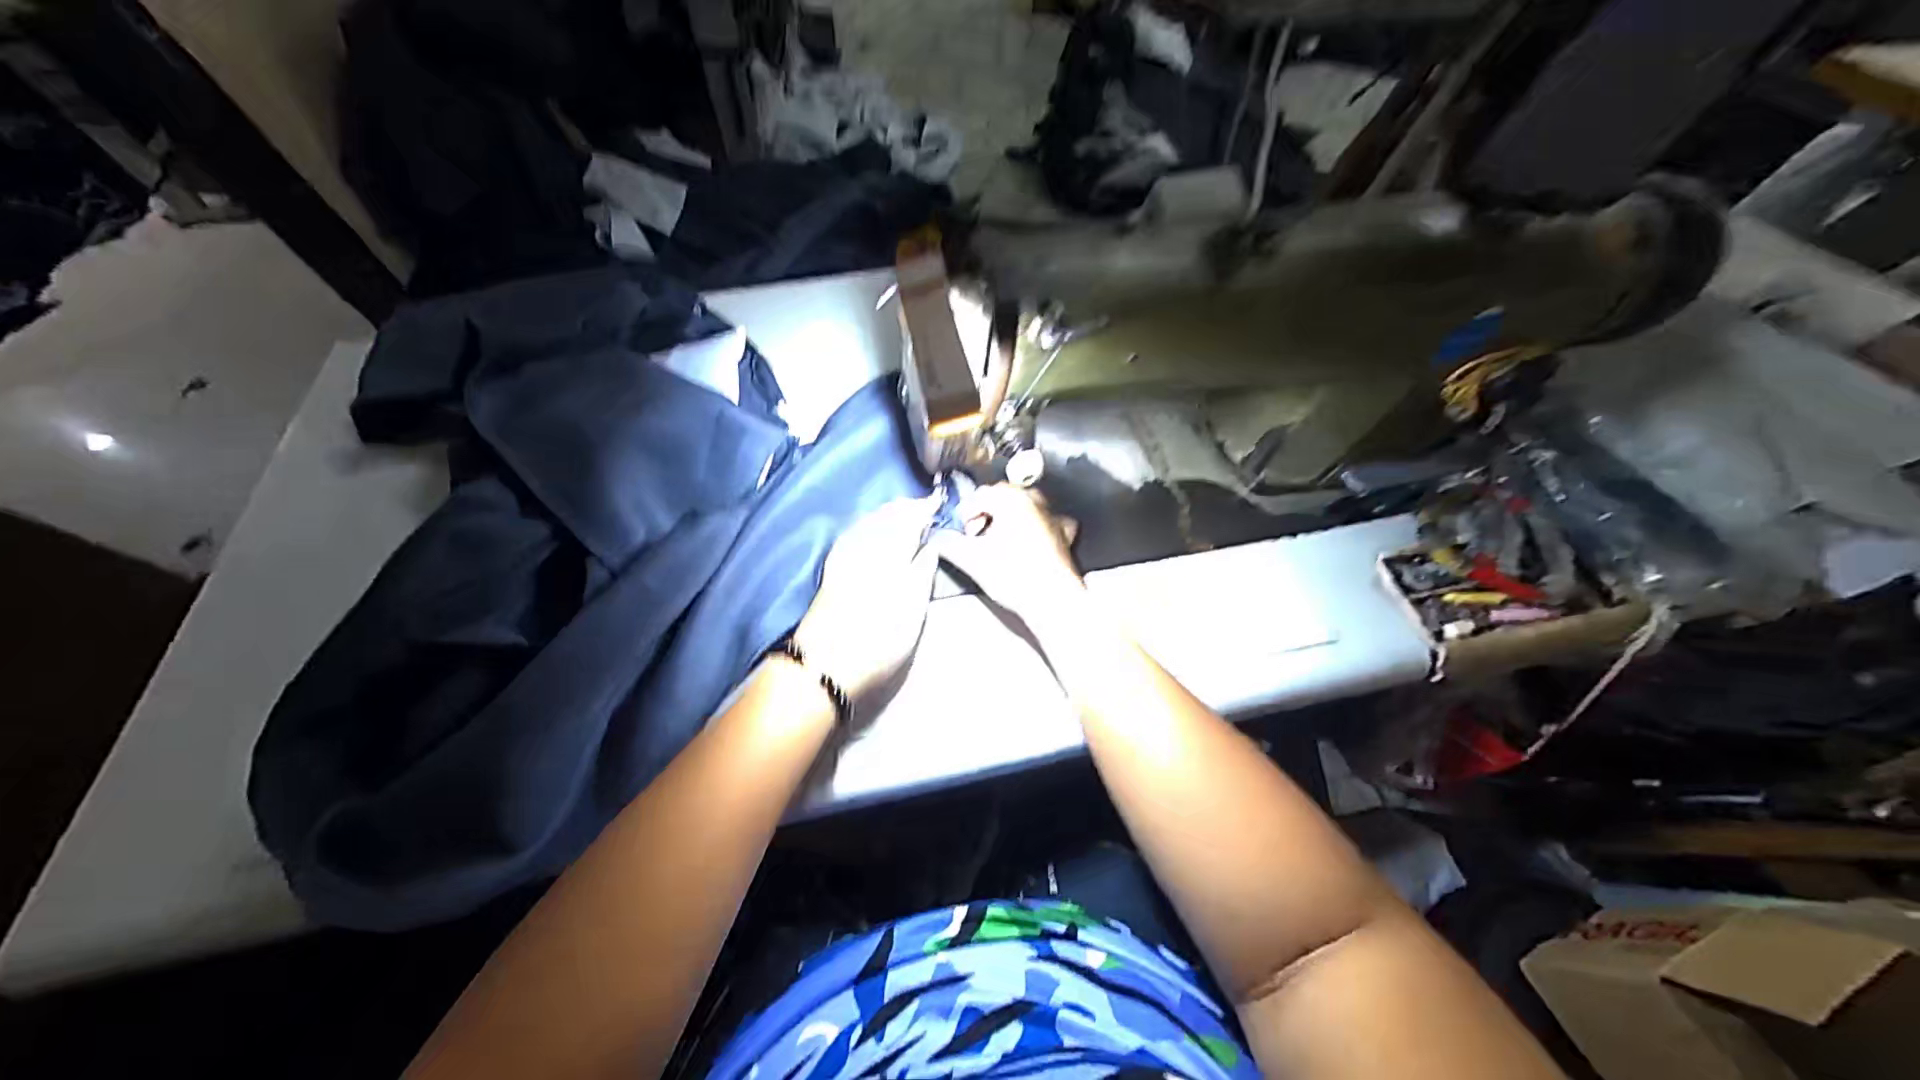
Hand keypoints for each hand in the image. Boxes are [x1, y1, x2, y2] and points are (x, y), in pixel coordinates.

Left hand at [793, 496, 942, 710]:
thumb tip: (930, 545)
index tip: (938, 501)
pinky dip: (866, 523)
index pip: (910, 521)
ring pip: (868, 522)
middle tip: (923, 504)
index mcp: (890, 554)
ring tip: (902, 511)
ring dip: (887, 512)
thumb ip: (922, 573)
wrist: (824, 665)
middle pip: (887, 517)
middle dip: (906, 507)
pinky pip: (853, 532)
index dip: (924, 509)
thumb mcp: (913, 612)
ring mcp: (845, 556)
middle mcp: (866, 547)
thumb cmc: (878, 642)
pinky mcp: (831, 568)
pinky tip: (869, 526)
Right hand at [929, 484, 1085, 626]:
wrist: (1052, 601)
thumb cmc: (1013, 575)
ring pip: (1022, 507)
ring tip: (996, 542)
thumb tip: (938, 538)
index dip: (965, 514)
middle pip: (1001, 498)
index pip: (979, 496)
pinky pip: (1043, 522)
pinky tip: (1025, 542)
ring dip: (1006, 519)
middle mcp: (1035, 500)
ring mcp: (1052, 517)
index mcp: (1012, 498)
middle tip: (975, 537)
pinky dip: (1031, 527)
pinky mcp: (1063, 535)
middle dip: (985, 514)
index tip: (960, 533)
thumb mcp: (971, 559)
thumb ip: (949, 544)